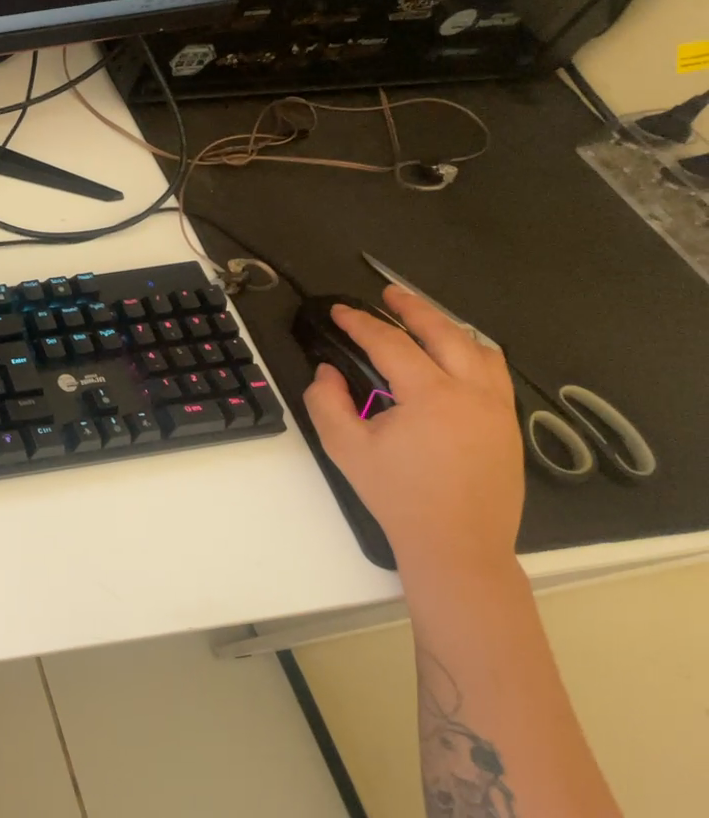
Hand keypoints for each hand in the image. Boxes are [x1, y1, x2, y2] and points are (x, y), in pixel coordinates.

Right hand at [302, 285, 524, 579]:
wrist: (457, 542)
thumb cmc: (396, 494)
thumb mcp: (345, 447)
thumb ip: (327, 401)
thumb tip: (328, 371)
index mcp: (431, 396)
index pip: (391, 344)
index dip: (361, 323)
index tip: (338, 311)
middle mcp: (473, 393)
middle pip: (447, 334)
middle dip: (414, 309)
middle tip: (388, 293)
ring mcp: (497, 408)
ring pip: (480, 350)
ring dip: (449, 328)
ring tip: (423, 319)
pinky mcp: (507, 425)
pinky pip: (494, 373)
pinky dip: (471, 352)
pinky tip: (454, 356)